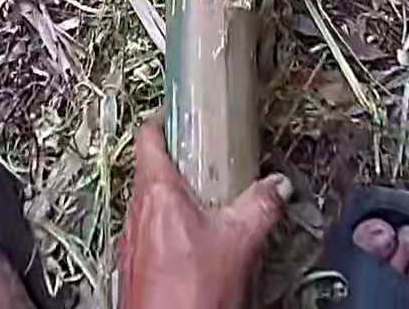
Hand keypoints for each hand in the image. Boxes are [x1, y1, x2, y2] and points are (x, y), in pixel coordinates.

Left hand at [119, 118, 290, 308]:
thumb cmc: (192, 293)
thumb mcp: (236, 243)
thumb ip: (258, 208)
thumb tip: (277, 186)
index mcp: (156, 188)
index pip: (147, 135)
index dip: (160, 121)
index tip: (176, 117)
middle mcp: (137, 205)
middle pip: (149, 168)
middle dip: (174, 164)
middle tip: (200, 165)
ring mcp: (131, 233)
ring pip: (148, 200)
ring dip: (170, 198)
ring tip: (200, 207)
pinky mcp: (132, 260)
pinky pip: (147, 230)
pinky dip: (165, 228)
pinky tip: (189, 246)